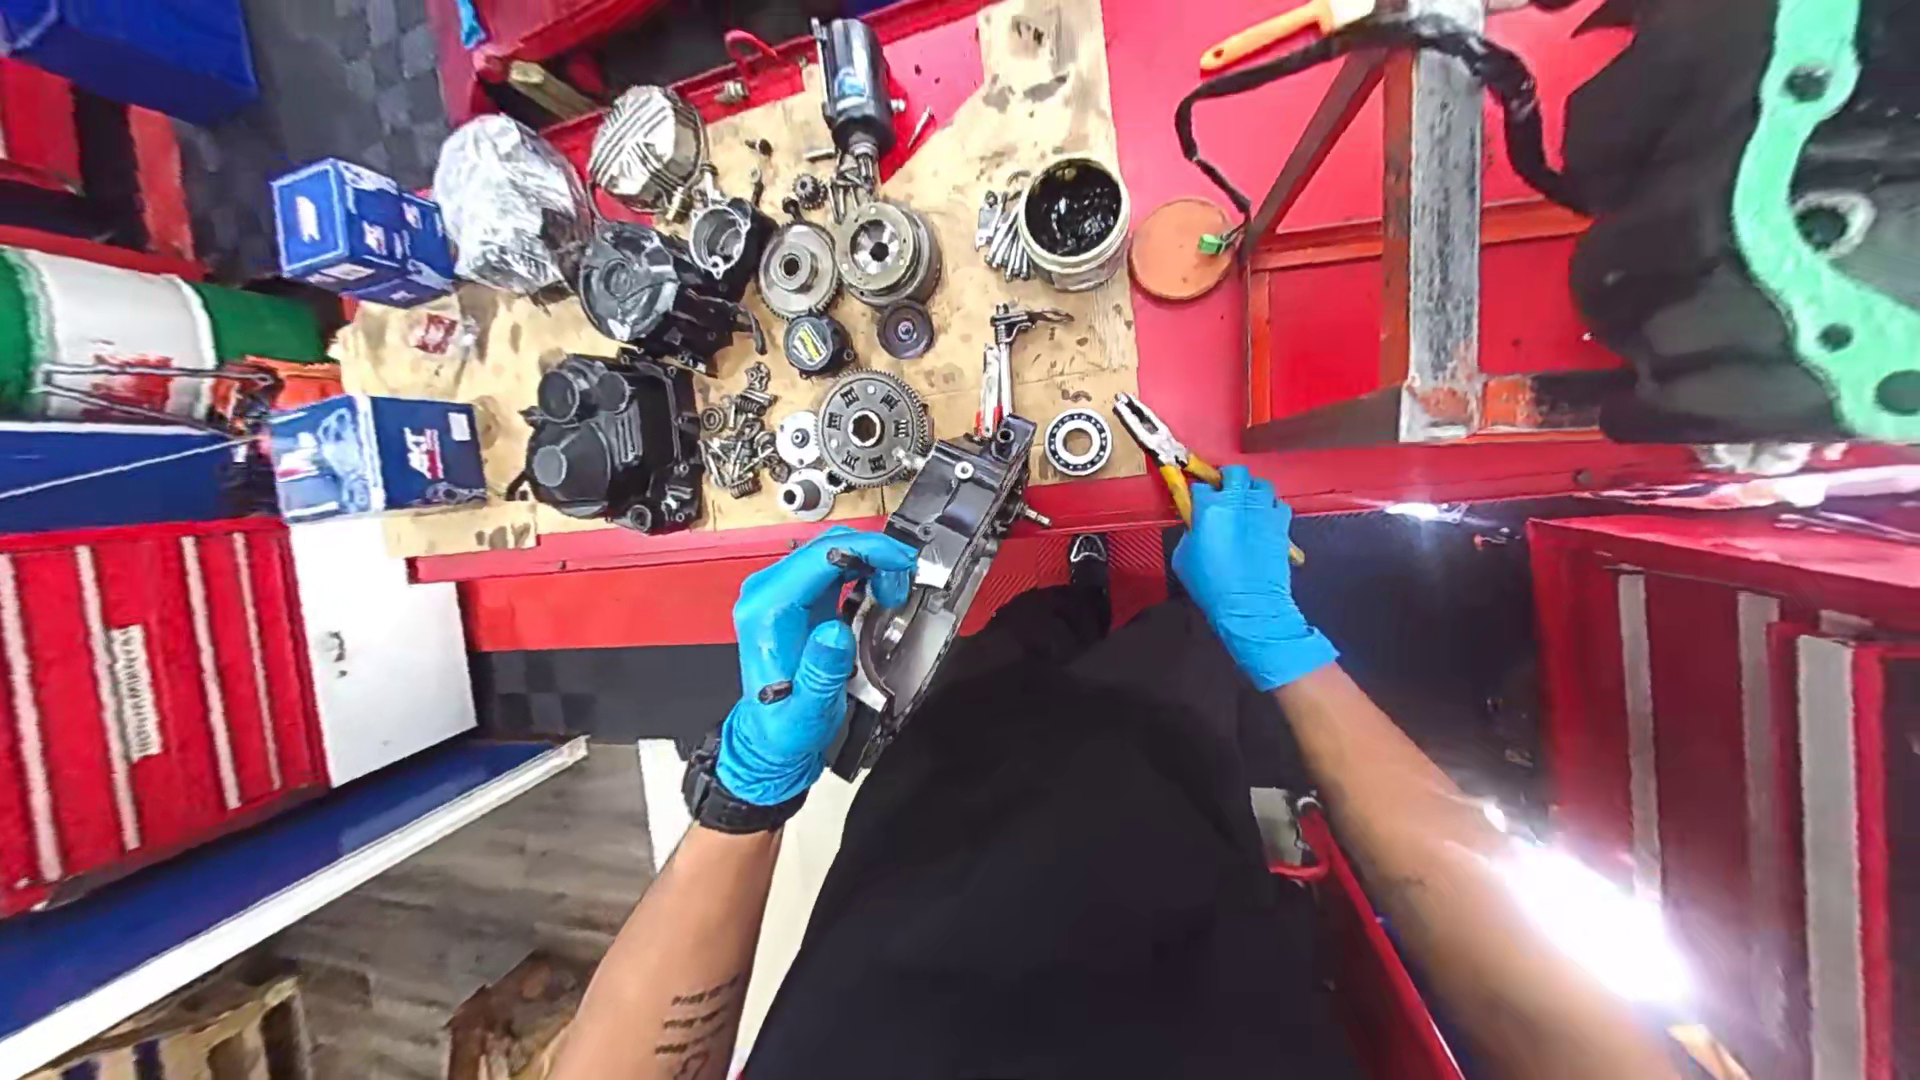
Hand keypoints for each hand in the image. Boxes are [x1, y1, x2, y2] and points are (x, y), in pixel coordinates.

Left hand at [718, 527, 917, 804]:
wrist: (773, 733)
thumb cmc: (785, 723)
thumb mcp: (806, 711)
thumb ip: (820, 674)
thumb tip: (834, 634)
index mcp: (767, 611)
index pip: (819, 557)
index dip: (866, 550)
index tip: (901, 562)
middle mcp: (770, 592)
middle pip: (828, 545)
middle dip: (875, 555)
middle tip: (905, 581)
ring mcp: (784, 590)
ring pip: (835, 549)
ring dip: (873, 561)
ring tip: (895, 591)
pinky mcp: (800, 594)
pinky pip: (835, 564)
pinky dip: (865, 568)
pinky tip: (882, 587)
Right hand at [1172, 466, 1336, 690]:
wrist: (1249, 604)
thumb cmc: (1210, 584)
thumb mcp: (1183, 557)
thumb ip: (1190, 534)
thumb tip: (1197, 527)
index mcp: (1209, 508)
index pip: (1200, 485)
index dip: (1196, 491)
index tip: (1195, 498)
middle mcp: (1238, 502)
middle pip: (1234, 472)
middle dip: (1226, 478)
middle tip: (1221, 491)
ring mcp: (1264, 511)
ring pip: (1260, 484)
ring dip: (1250, 490)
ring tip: (1244, 503)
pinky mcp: (1282, 524)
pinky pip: (1277, 504)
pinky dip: (1269, 507)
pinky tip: (1261, 519)